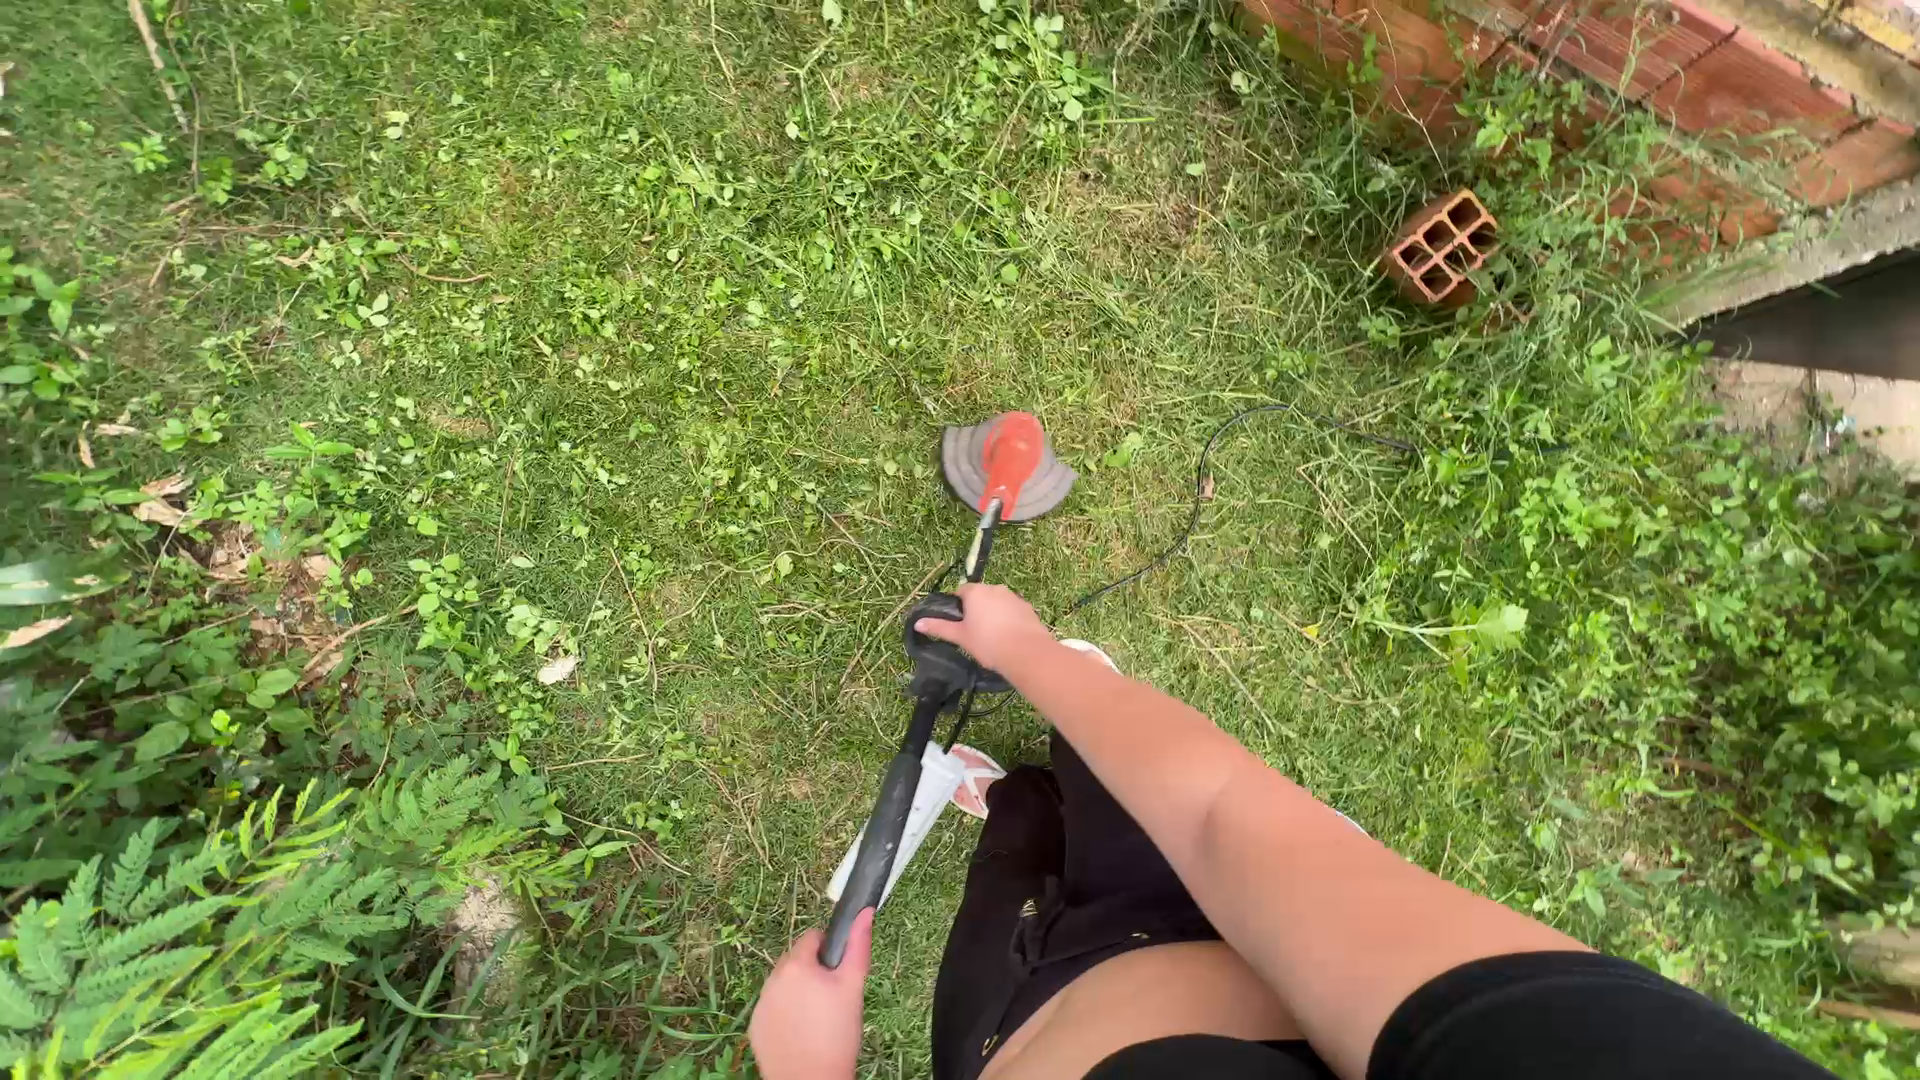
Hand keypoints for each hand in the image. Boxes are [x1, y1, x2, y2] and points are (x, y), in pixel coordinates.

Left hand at [748, 909, 872, 1079]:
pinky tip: (800, 1030)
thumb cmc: (837, 1033)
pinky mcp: (755, 1026)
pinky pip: (773, 1006)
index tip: (837, 976)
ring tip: (816, 1017)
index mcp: (796, 964)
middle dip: (812, 971)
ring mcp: (761, 1004)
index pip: (812, 937)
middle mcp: (772, 978)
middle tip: (830, 998)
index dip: (828, 953)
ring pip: (784, 983)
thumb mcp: (853, 986)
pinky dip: (784, 1012)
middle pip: (796, 960)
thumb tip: (864, 912)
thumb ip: (858, 945)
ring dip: (798, 990)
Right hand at [914, 583, 1053, 673]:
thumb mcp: (960, 636)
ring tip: (993, 637)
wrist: (1026, 652)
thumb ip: (939, 627)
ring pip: (998, 602)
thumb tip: (918, 623)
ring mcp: (1013, 597)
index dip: (958, 606)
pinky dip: (1009, 619)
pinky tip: (1009, 637)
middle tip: (974, 632)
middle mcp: (995, 588)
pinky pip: (1013, 610)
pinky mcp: (1028, 608)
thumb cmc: (987, 642)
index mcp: (976, 592)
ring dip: (993, 613)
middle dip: (976, 609)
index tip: (959, 623)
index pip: (961, 591)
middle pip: (980, 595)